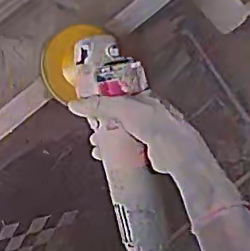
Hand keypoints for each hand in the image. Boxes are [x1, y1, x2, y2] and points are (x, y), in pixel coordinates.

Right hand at [68, 93, 213, 175]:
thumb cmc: (156, 124)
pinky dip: (112, 152)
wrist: (174, 151)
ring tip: (96, 144)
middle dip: (101, 123)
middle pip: (117, 116)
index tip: (90, 105)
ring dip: (105, 139)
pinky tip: (104, 156)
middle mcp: (147, 114)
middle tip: (91, 127)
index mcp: (144, 98)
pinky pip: (124, 149)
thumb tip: (75, 104)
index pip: (119, 95)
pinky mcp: (146, 150)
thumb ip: (98, 105)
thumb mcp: (122, 108)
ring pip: (120, 133)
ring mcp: (147, 132)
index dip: (104, 99)